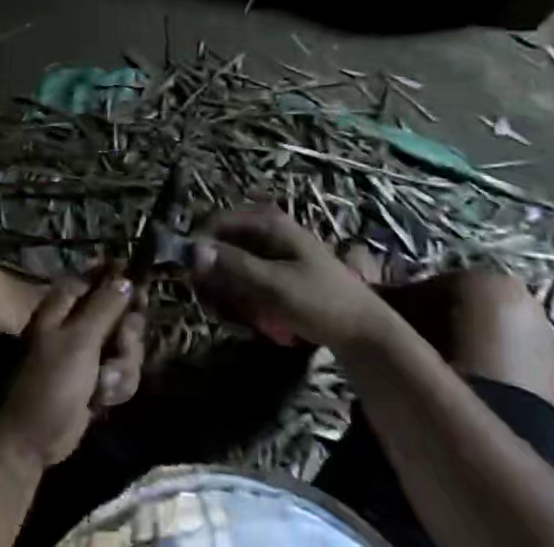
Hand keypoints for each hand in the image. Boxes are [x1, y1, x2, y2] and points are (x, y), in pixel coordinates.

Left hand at [0, 273, 138, 467]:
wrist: (31, 439)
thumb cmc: (50, 382)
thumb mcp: (80, 339)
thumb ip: (105, 306)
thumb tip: (126, 278)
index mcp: (65, 304)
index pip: (100, 277)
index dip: (123, 282)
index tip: (142, 296)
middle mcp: (78, 322)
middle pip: (122, 313)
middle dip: (128, 335)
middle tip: (121, 347)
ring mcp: (88, 351)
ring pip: (126, 345)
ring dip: (123, 366)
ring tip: (105, 384)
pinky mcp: (96, 378)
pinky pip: (122, 371)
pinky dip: (117, 385)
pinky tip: (104, 399)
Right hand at [190, 206, 387, 348]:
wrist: (363, 331)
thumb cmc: (319, 301)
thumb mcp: (272, 284)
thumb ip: (232, 266)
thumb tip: (191, 250)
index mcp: (268, 222)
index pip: (217, 222)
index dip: (200, 246)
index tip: (191, 279)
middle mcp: (269, 228)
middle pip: (223, 241)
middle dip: (214, 272)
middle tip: (214, 303)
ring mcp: (275, 249)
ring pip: (233, 261)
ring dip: (227, 287)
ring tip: (235, 315)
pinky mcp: (280, 270)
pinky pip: (248, 275)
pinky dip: (242, 293)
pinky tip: (251, 316)